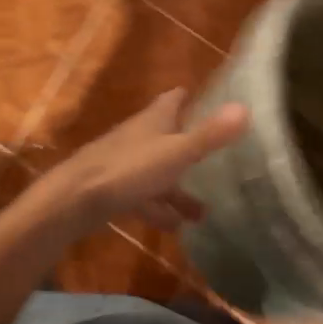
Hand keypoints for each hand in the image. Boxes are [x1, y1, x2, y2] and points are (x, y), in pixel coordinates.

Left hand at [47, 90, 249, 232]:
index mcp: (155, 119)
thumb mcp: (176, 152)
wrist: (76, 199)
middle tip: (216, 159)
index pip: (174, 98)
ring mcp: (126, 162)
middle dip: (190, 146)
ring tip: (204, 211)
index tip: (212, 101)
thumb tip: (245, 108)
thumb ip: (210, 135)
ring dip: (178, 187)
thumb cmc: (129, 168)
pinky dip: (160, 207)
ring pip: (159, 170)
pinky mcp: (115, 189)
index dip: (191, 97)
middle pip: (168, 134)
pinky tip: (176, 226)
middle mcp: (140, 135)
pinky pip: (145, 195)